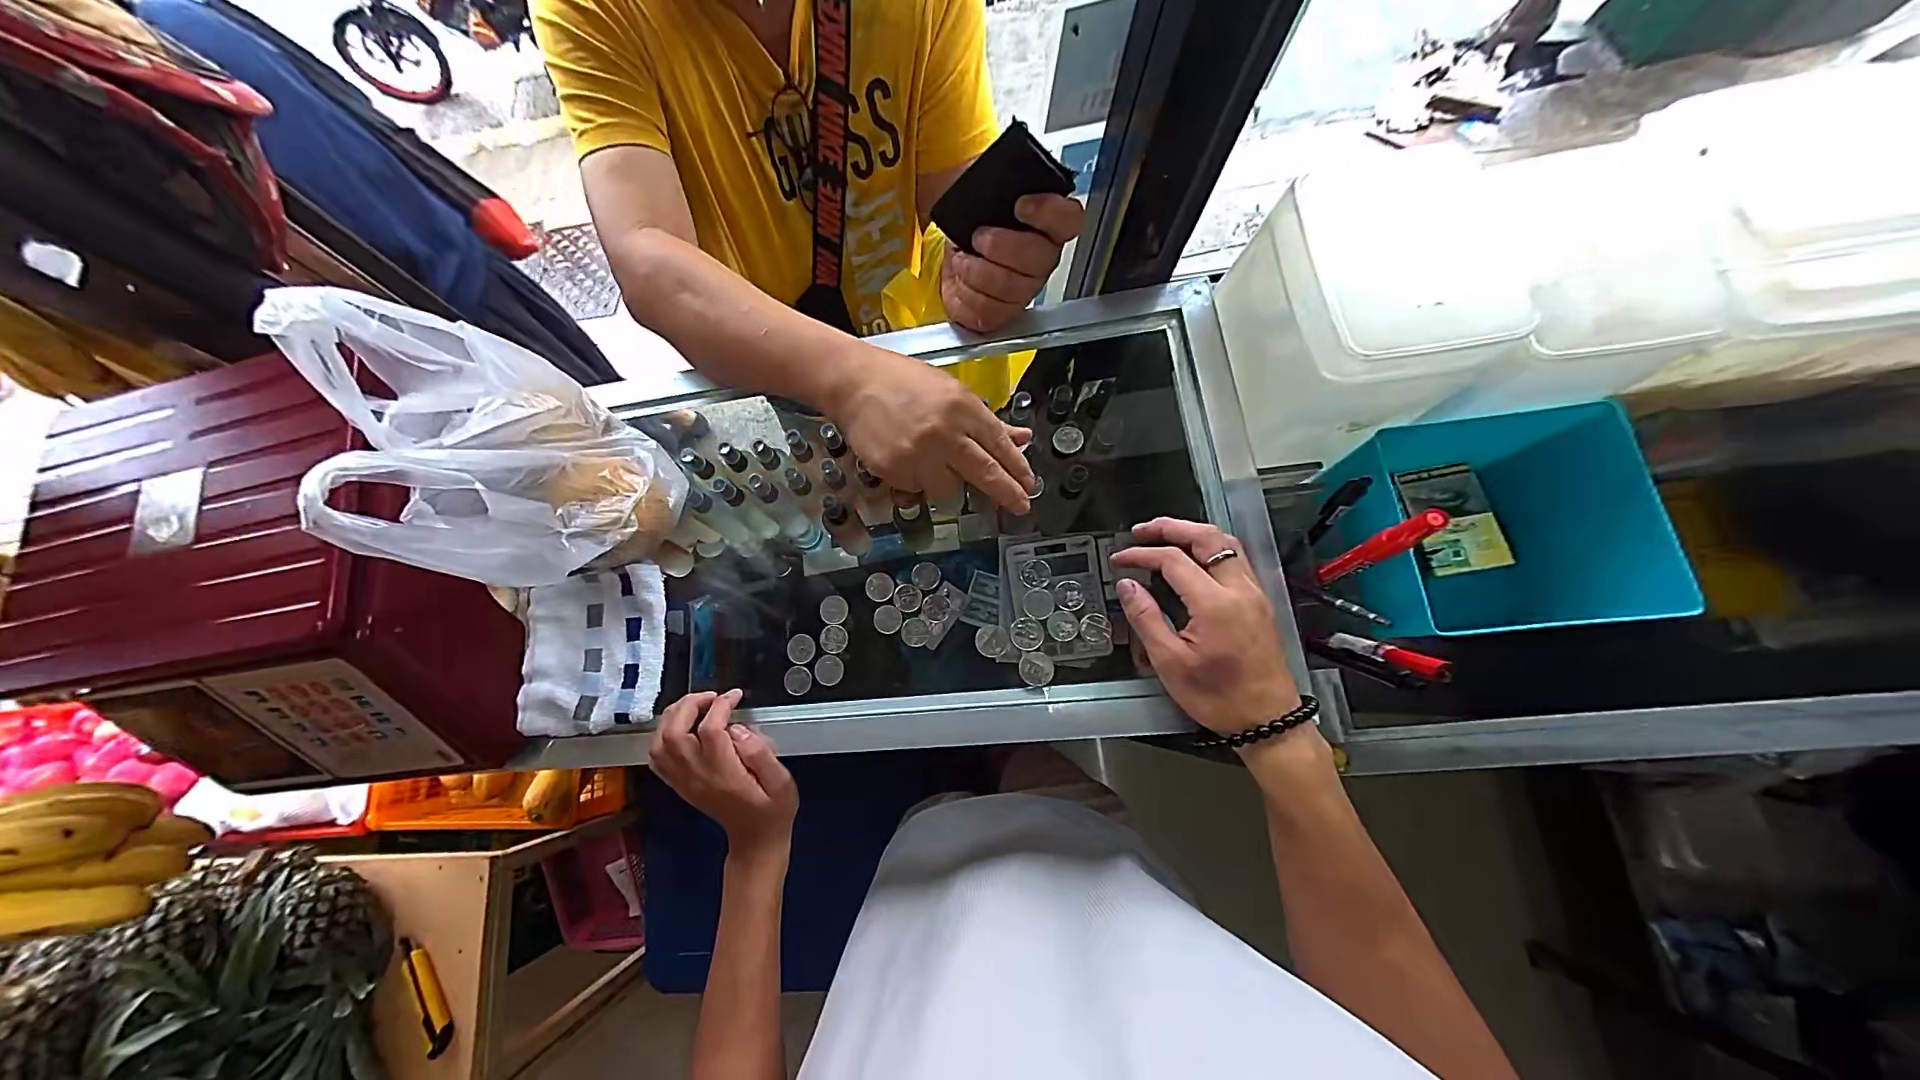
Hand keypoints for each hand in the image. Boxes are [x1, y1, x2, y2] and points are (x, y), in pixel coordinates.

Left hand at [649, 690, 796, 852]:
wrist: (755, 840)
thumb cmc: (773, 810)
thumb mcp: (782, 782)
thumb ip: (761, 753)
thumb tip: (738, 729)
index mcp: (724, 775)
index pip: (709, 730)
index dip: (720, 706)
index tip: (735, 696)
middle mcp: (697, 777)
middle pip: (675, 733)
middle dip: (690, 705)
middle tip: (712, 696)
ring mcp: (684, 782)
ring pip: (660, 743)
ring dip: (673, 717)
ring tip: (696, 706)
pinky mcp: (679, 785)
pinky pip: (657, 758)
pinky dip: (663, 736)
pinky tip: (682, 727)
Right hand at [829, 340, 1036, 512]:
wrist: (852, 382)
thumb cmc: (902, 381)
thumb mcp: (950, 391)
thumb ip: (986, 420)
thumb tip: (1020, 438)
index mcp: (962, 406)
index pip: (999, 444)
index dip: (1018, 468)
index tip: (1029, 484)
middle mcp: (944, 432)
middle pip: (986, 473)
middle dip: (1007, 493)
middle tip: (1021, 506)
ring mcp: (919, 454)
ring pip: (950, 489)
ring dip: (948, 482)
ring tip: (931, 459)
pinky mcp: (895, 470)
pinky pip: (918, 489)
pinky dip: (918, 480)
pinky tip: (908, 457)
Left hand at [942, 194, 1085, 333]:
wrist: (952, 248)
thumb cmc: (973, 219)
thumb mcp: (983, 187)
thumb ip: (994, 181)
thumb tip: (987, 183)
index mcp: (1046, 224)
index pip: (1069, 219)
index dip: (1048, 213)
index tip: (1021, 205)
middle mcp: (1041, 260)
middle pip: (1038, 260)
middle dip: (1000, 245)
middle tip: (978, 236)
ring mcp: (1023, 290)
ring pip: (1010, 288)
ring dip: (977, 271)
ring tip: (963, 258)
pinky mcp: (1000, 313)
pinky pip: (989, 311)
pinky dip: (966, 293)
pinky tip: (962, 278)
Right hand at [1109, 518, 1306, 743]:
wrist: (1268, 720)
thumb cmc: (1220, 698)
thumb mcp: (1170, 662)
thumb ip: (1146, 618)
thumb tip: (1128, 586)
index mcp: (1215, 604)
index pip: (1172, 560)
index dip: (1141, 554)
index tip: (1121, 560)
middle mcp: (1240, 590)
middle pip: (1205, 537)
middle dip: (1170, 527)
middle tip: (1141, 531)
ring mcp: (1254, 594)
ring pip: (1226, 543)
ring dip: (1193, 532)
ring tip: (1165, 535)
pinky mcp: (1260, 602)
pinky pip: (1236, 559)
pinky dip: (1211, 547)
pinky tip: (1194, 556)